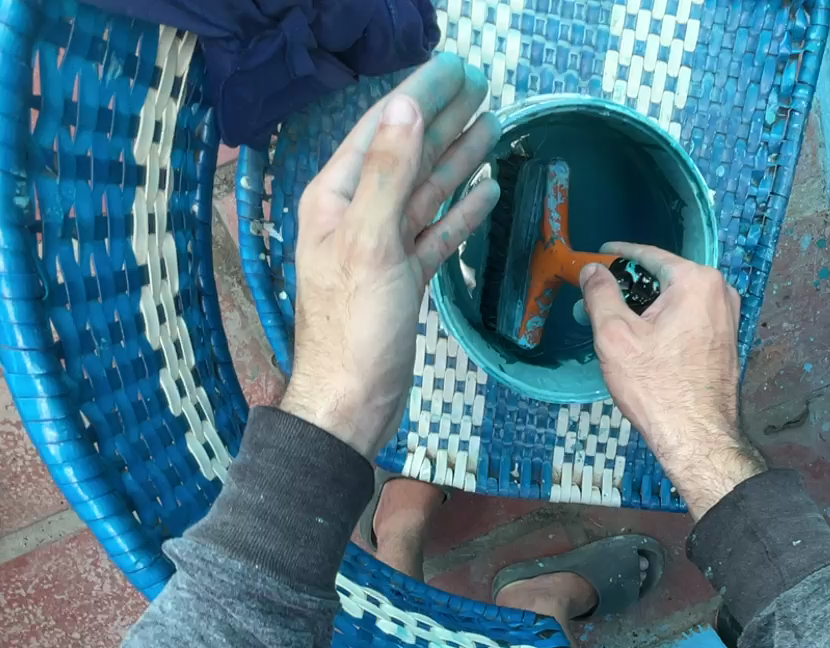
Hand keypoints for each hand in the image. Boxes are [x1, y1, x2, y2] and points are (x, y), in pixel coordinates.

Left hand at [278, 56, 501, 456]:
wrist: (354, 399)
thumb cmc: (355, 327)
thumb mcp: (369, 244)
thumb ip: (388, 175)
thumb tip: (406, 110)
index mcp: (339, 198)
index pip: (383, 130)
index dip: (419, 96)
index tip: (455, 66)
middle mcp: (360, 216)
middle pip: (407, 155)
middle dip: (442, 119)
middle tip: (480, 84)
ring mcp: (385, 249)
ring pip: (426, 193)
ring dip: (457, 160)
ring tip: (491, 125)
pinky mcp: (405, 279)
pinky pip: (436, 234)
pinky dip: (459, 212)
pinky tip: (484, 190)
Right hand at [580, 243, 765, 516]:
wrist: (696, 436)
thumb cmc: (655, 386)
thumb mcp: (615, 336)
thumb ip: (601, 294)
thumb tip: (592, 270)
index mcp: (696, 281)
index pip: (650, 255)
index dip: (619, 254)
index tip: (599, 255)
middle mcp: (720, 292)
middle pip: (666, 279)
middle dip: (632, 287)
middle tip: (602, 302)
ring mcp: (728, 319)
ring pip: (678, 302)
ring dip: (649, 309)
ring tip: (620, 327)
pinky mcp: (727, 344)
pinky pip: (691, 321)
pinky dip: (667, 325)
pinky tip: (647, 346)